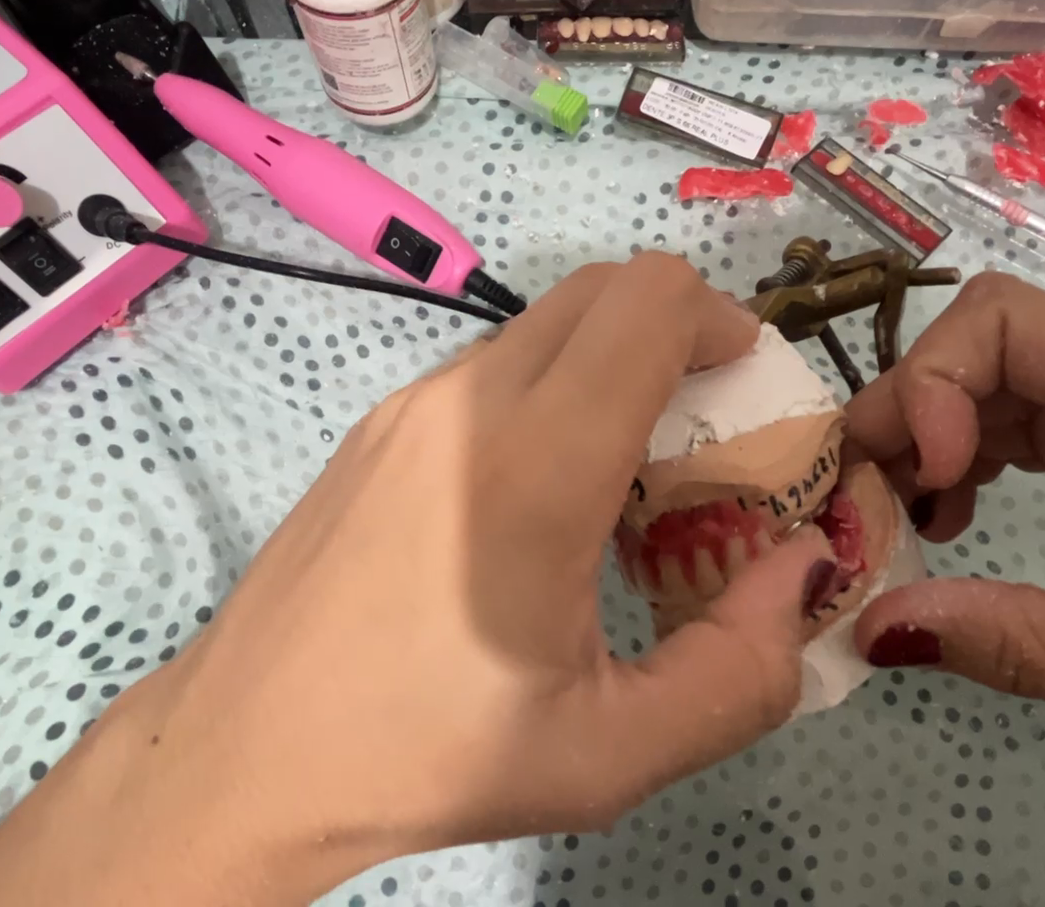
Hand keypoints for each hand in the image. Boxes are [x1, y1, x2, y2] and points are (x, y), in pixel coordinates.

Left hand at [0, 255, 837, 906]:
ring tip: (621, 472)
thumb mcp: (613, 754)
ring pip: (546, 326)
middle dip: (676, 329)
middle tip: (700, 425)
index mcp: (536, 460)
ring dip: (610, 362)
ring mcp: (413, 402)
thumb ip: (740, 671)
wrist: (243, 752)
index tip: (746, 387)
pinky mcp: (380, 423)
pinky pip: (493, 367)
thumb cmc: (430, 754)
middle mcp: (470, 399)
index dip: (720, 320)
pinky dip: (550, 389)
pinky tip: (537, 493)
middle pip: (603, 290)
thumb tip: (802, 569)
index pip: (650, 302)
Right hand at [844, 272, 1044, 799]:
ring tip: (901, 523)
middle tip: (865, 509)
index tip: (922, 485)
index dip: (930, 384)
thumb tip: (876, 627)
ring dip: (924, 440)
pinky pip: (1021, 420)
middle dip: (903, 416)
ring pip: (990, 380)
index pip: (1004, 323)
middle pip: (979, 347)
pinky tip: (957, 518)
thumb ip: (1028, 649)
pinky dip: (965, 460)